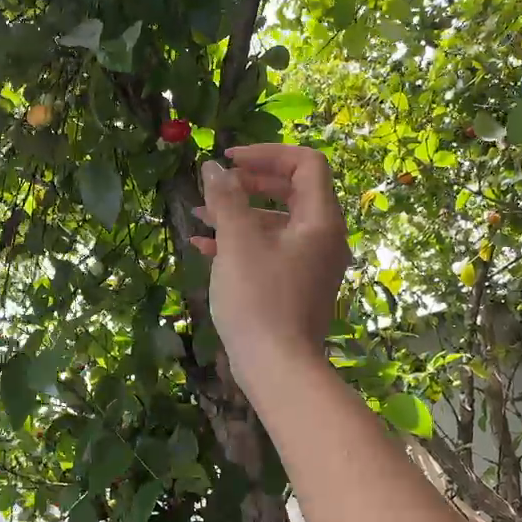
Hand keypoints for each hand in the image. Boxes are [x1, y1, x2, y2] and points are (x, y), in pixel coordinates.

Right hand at [190, 144, 350, 389]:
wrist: (277, 367)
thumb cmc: (259, 300)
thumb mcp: (238, 243)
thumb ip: (226, 199)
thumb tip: (213, 167)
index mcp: (320, 220)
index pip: (305, 164)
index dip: (267, 154)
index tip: (229, 160)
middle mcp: (322, 237)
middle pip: (291, 191)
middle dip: (249, 184)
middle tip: (216, 185)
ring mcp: (310, 264)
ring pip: (275, 223)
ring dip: (238, 214)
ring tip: (199, 216)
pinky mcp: (294, 286)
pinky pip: (270, 250)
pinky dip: (241, 242)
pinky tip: (204, 249)